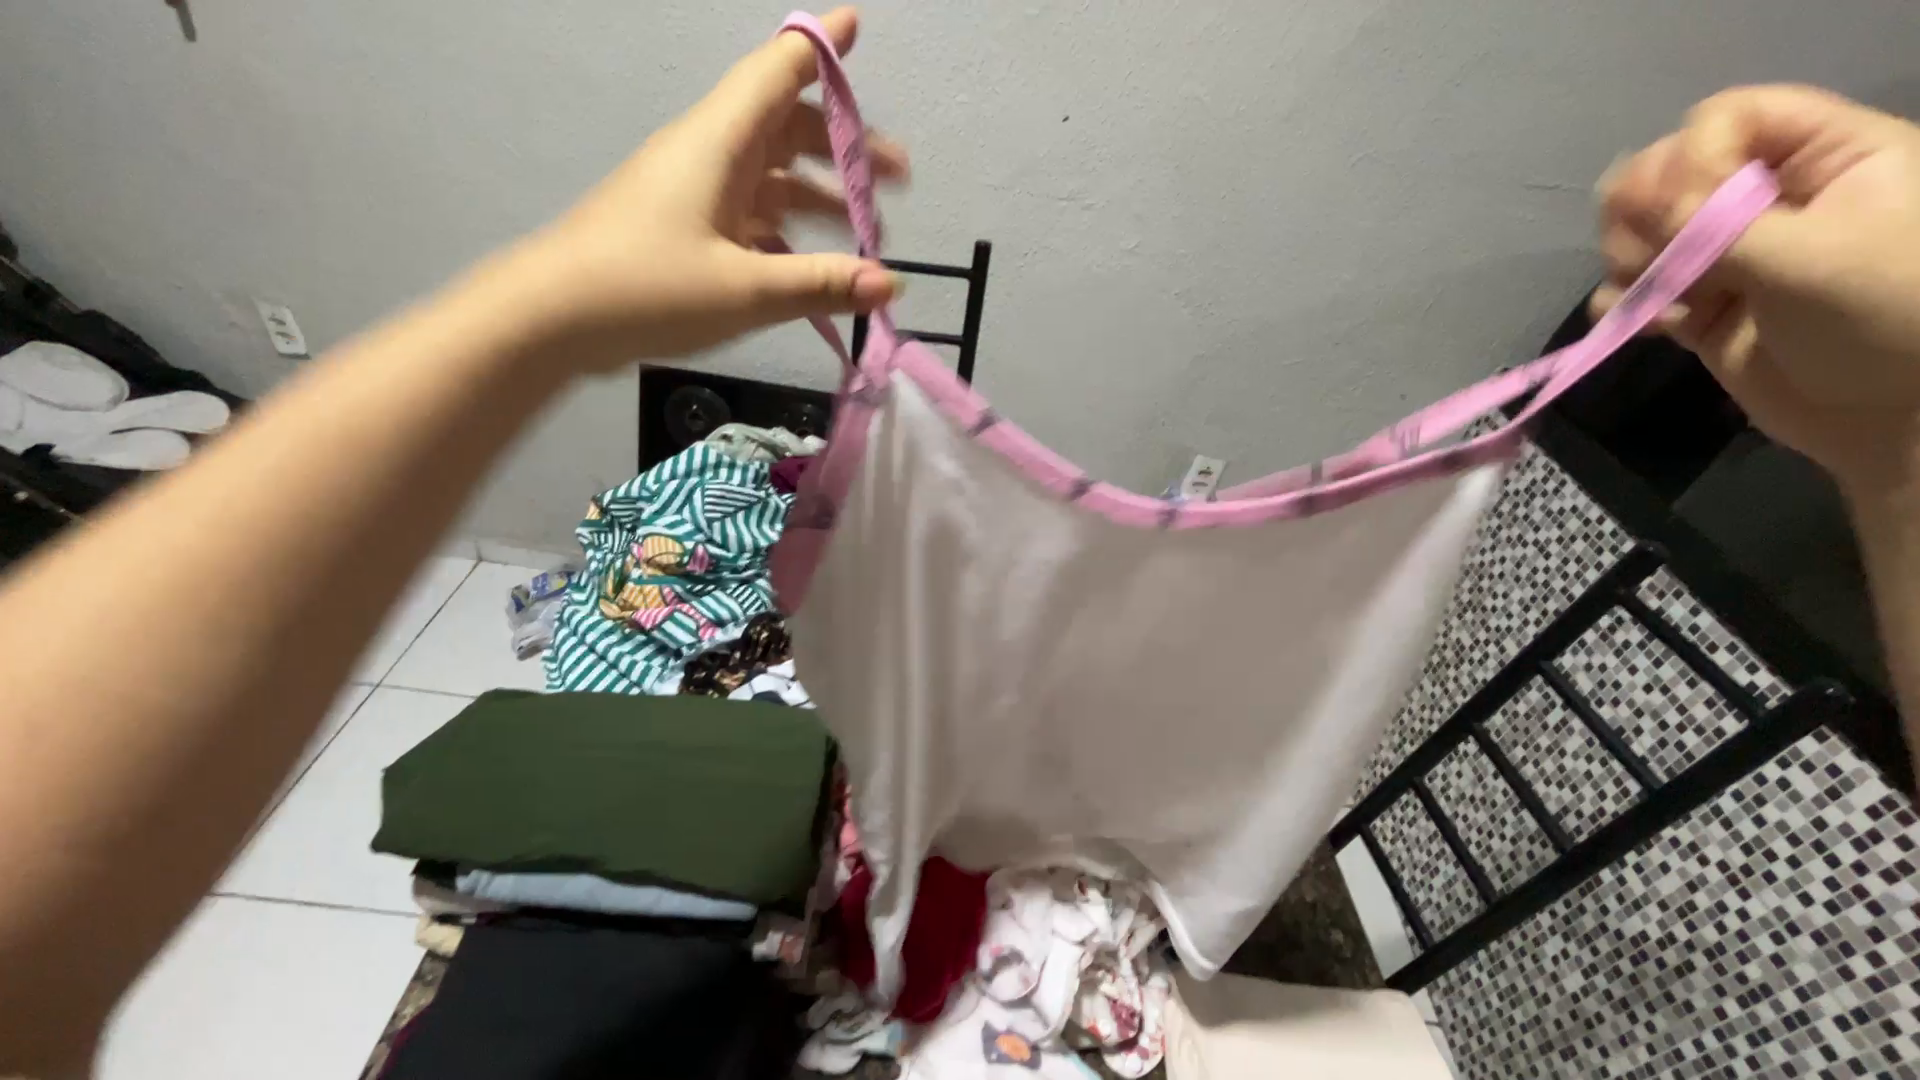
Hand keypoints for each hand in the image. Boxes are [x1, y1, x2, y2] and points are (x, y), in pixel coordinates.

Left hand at [510, 6, 906, 369]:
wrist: (553, 318)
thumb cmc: (648, 288)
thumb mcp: (745, 291)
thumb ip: (821, 285)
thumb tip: (891, 285)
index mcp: (721, 143)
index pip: (778, 72)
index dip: (821, 48)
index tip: (859, 25)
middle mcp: (709, 154)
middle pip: (785, 127)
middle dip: (843, 146)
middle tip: (896, 178)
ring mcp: (694, 192)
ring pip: (770, 177)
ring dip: (819, 197)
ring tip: (866, 234)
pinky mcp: (684, 228)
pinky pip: (748, 216)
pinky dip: (786, 233)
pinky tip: (810, 271)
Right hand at [1595, 85, 1919, 497]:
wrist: (1895, 417)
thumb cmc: (1883, 320)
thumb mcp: (1809, 258)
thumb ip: (1715, 223)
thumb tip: (1625, 193)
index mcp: (1827, 158)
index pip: (1729, 118)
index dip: (1693, 156)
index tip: (1685, 210)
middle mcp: (1771, 197)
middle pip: (1671, 172)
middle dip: (1645, 215)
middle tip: (1652, 256)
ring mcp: (1730, 252)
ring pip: (1642, 231)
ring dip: (1630, 262)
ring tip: (1653, 296)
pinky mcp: (1698, 302)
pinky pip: (1635, 287)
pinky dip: (1623, 304)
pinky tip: (1642, 324)